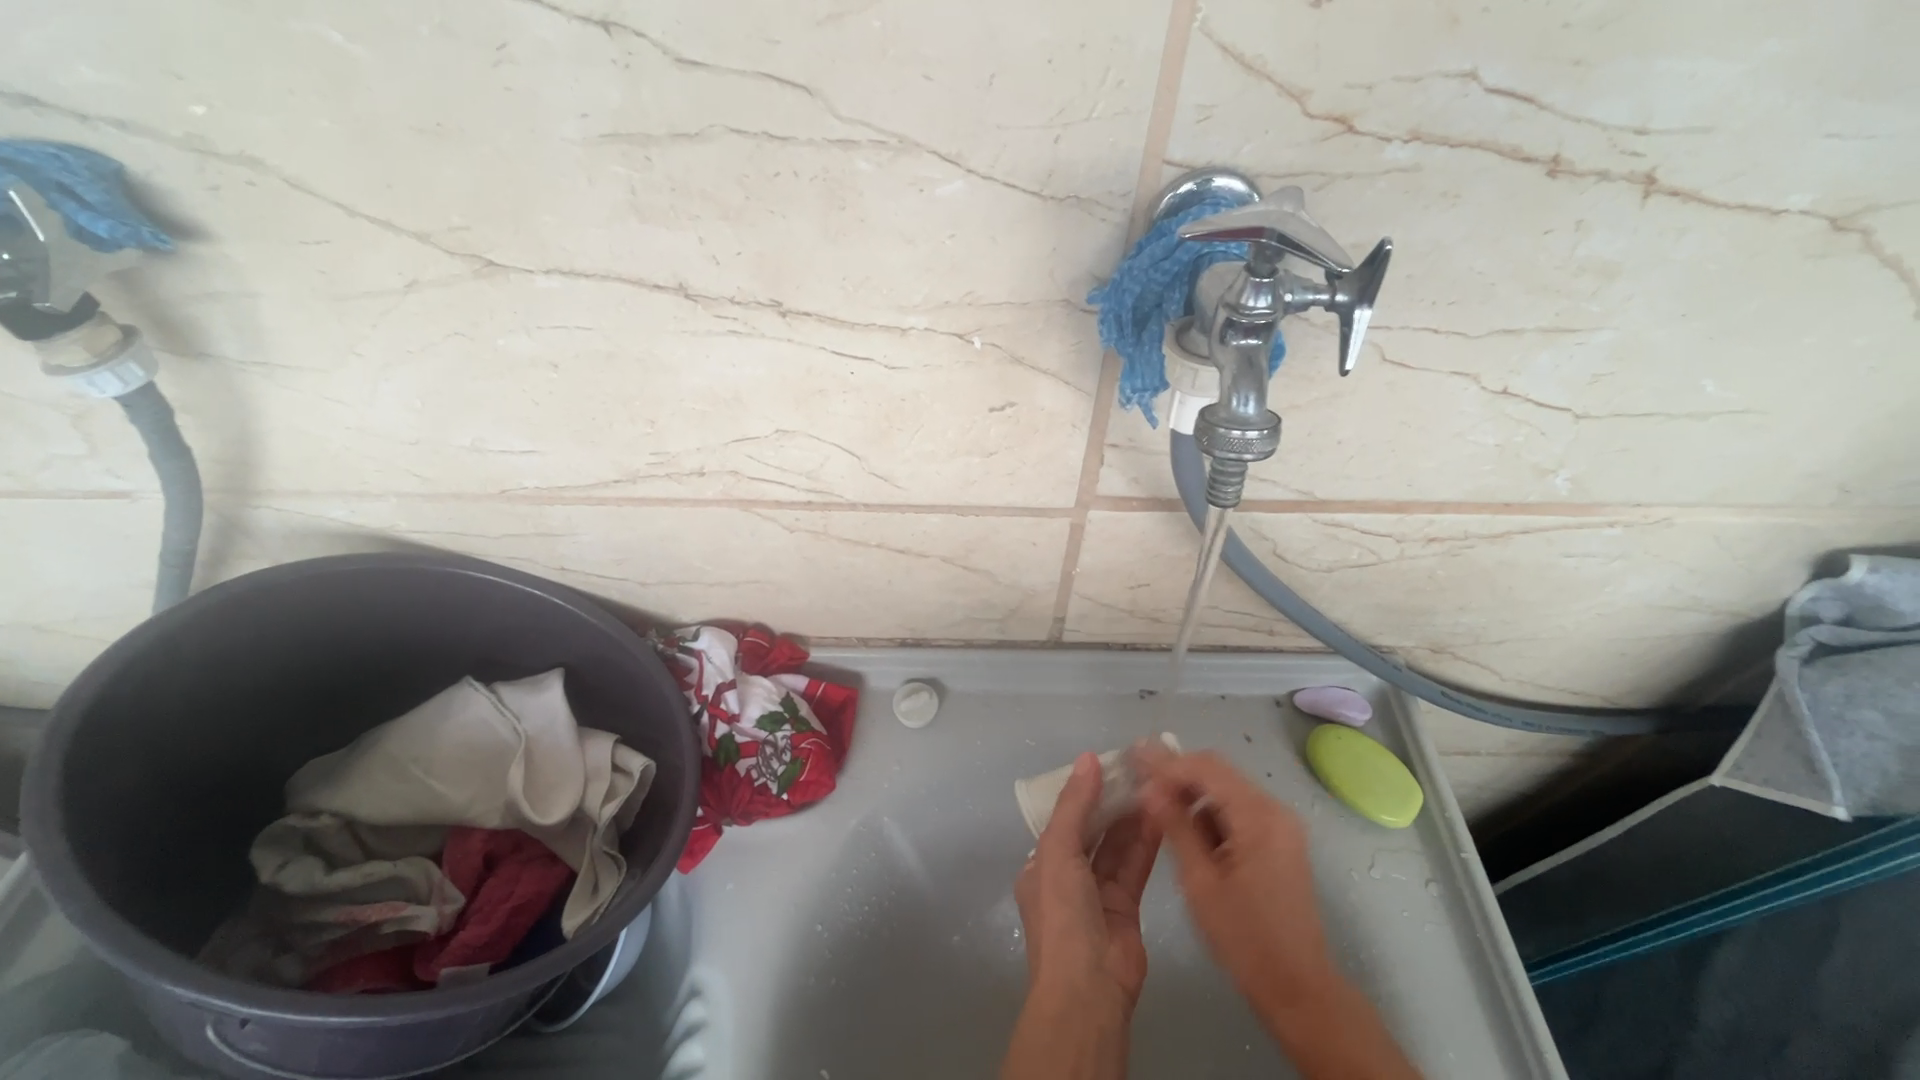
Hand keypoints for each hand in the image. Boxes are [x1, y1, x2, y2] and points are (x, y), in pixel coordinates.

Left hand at [1014, 753, 1162, 1012]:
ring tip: (1154, 786)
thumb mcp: (1058, 853)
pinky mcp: (1127, 906)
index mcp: (1040, 866)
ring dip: (1131, 819)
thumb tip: (1087, 759)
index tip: (1108, 763)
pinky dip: (1146, 842)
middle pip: (1092, 830)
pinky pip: (1135, 866)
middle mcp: (1067, 877)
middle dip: (1111, 802)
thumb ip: (1075, 806)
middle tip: (1138, 770)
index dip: (1083, 792)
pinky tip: (1161, 816)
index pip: (1063, 819)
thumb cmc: (1062, 915)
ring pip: (1116, 847)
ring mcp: (1098, 893)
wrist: (1088, 988)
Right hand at [1137, 749, 1333, 1015]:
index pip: (1206, 767)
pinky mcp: (1278, 843)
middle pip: (1218, 773)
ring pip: (1226, 791)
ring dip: (1190, 792)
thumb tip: (1148, 787)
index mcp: (1259, 816)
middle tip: (1135, 773)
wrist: (1298, 986)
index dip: (1166, 761)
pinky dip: (1208, 812)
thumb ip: (1175, 827)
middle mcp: (1274, 811)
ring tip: (1150, 798)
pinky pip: (1237, 812)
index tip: (1130, 758)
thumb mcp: (1200, 881)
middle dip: (1176, 773)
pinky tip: (1181, 824)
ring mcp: (1280, 827)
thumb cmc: (1244, 938)